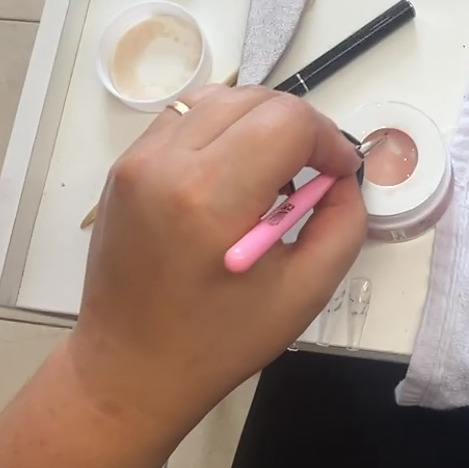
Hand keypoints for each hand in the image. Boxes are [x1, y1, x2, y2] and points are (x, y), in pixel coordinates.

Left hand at [66, 86, 364, 437]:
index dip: (328, 139)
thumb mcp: (305, 293)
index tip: (340, 174)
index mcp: (210, 198)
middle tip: (315, 174)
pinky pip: (186, 118)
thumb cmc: (219, 342)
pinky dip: (224, 129)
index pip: (287, 122)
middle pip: (256, 100)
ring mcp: (137, 160)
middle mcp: (166, 163)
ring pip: (219, 98)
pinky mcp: (125, 167)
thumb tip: (342, 179)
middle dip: (300, 128)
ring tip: (275, 173)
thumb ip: (343, 225)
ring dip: (261, 122)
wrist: (129, 369)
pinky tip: (235, 174)